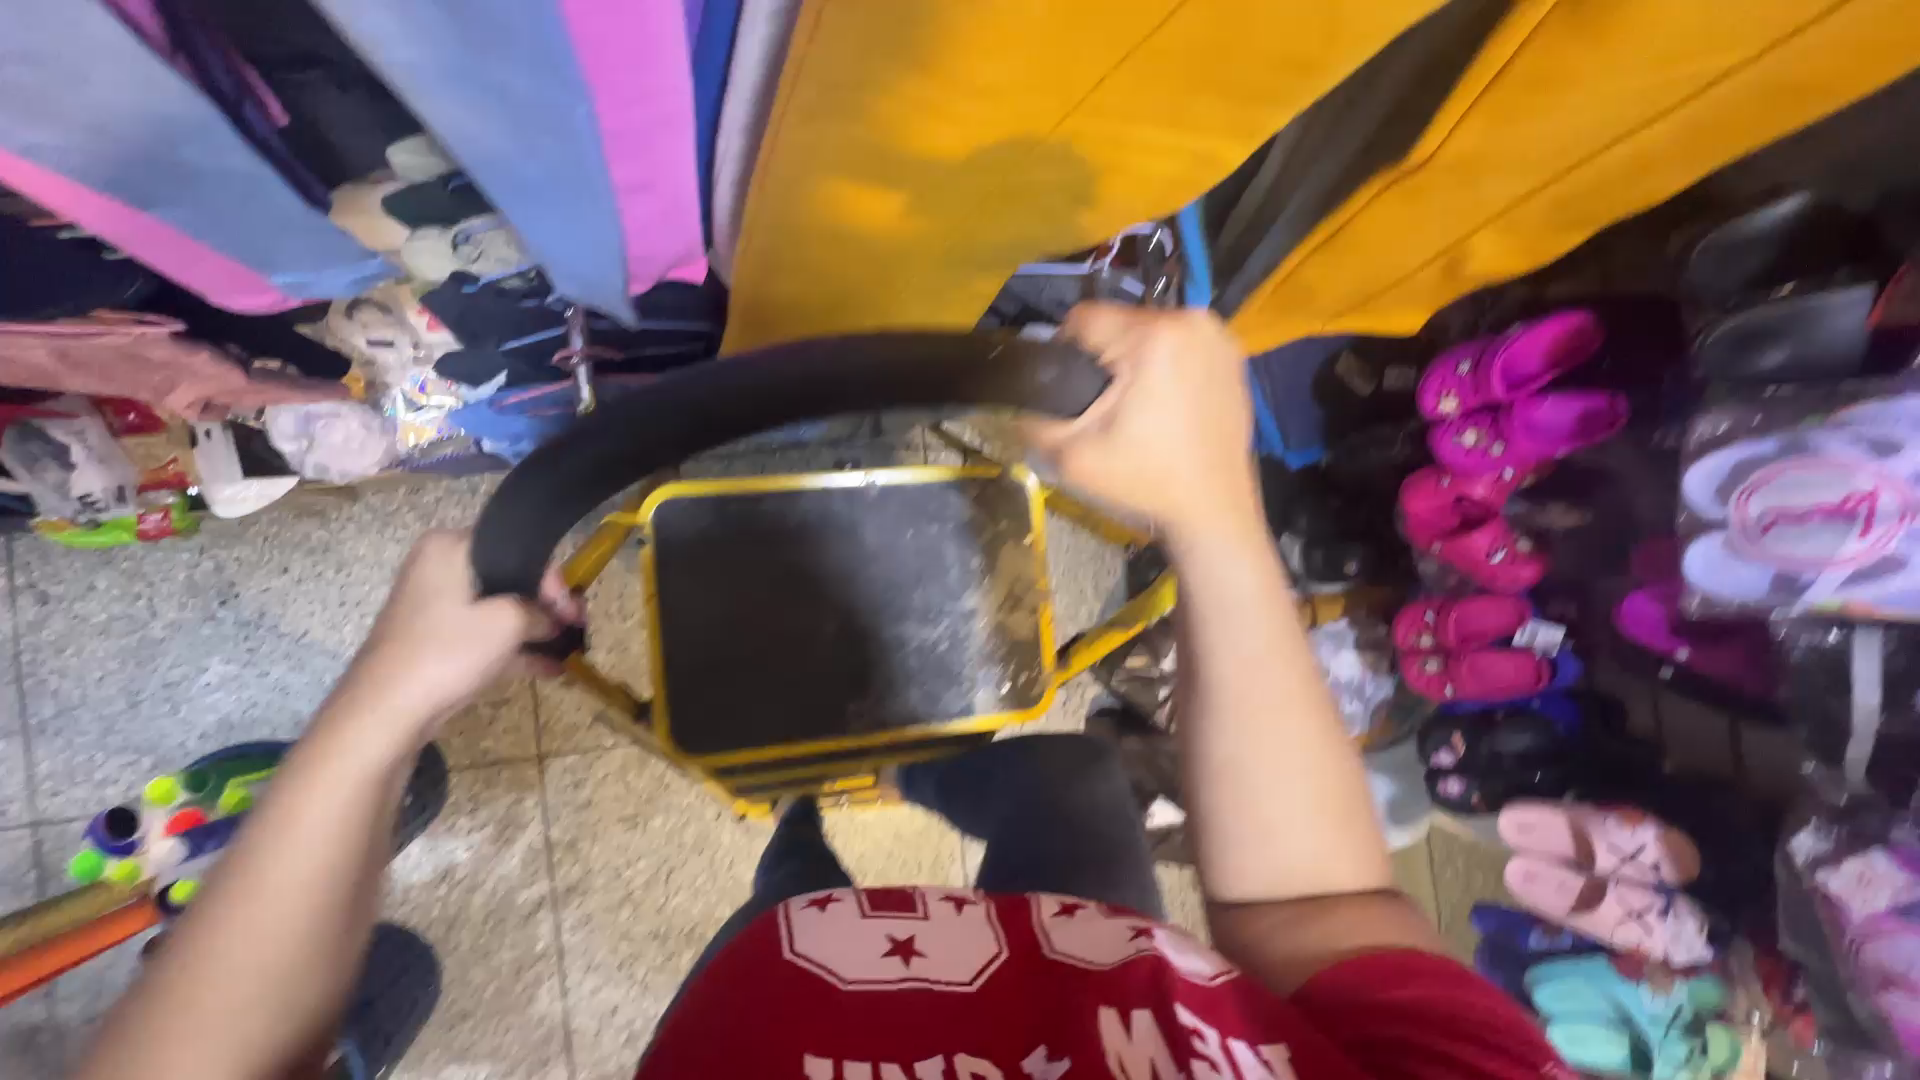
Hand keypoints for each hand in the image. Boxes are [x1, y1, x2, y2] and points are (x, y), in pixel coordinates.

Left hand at [332, 530, 583, 742]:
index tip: (571, 610)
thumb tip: (554, 619)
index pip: (517, 549)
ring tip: (571, 646)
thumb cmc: (448, 650)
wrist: (388, 709)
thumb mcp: (509, 621)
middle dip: (547, 604)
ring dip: (536, 629)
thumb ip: (541, 611)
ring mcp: (437, 608)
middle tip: (576, 625)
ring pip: (500, 609)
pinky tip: (552, 667)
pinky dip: (515, 648)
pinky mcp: (438, 641)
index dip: (551, 579)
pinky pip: (486, 636)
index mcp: (450, 548)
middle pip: (510, 579)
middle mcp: (440, 569)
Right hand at [1024, 304, 1263, 544]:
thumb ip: (1032, 420)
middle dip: (1104, 357)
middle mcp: (1191, 321)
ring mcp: (1218, 336)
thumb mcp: (1074, 457)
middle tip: (1104, 408)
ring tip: (1134, 408)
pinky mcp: (1234, 354)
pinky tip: (1164, 405)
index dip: (1065, 351)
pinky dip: (1166, 366)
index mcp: (1153, 337)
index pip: (1083, 318)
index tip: (1070, 390)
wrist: (1213, 510)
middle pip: (1119, 322)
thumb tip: (1011, 400)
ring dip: (1134, 360)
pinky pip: (1179, 345)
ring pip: (1149, 332)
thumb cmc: (1147, 481)